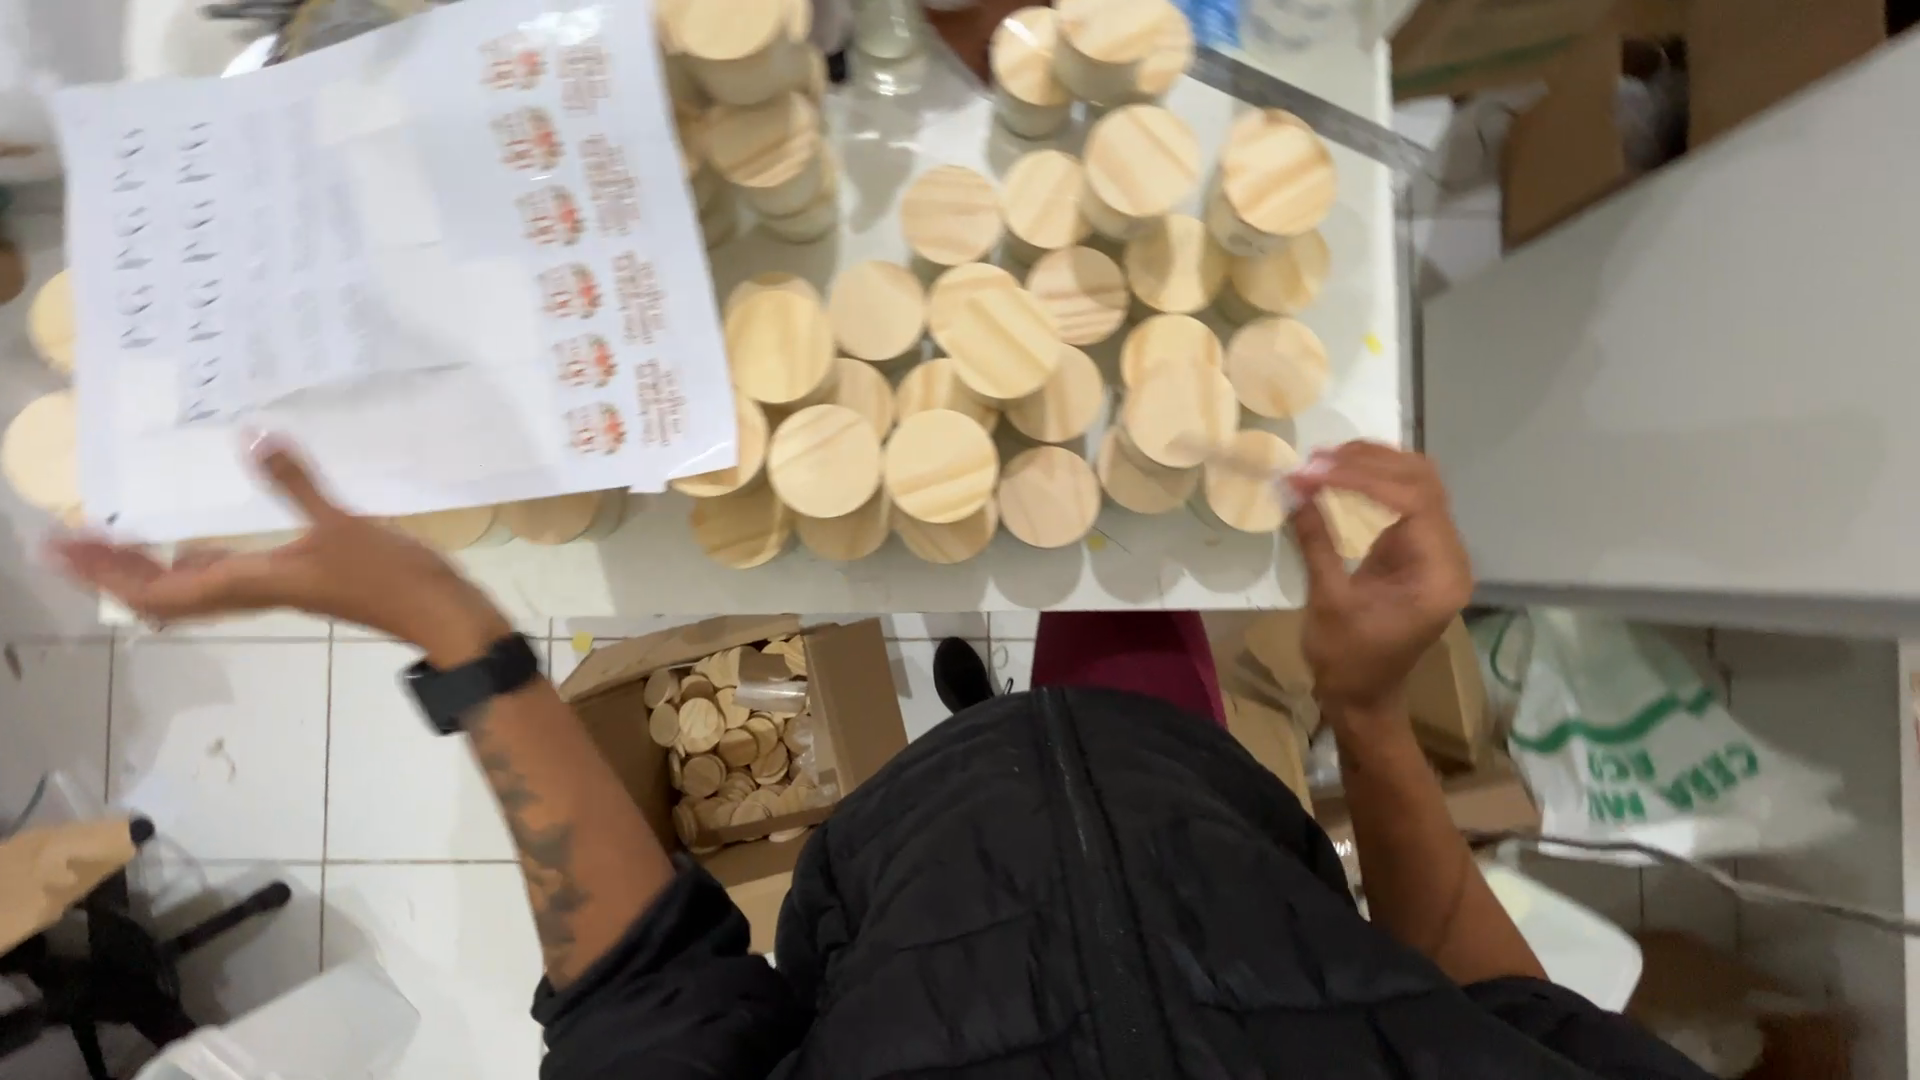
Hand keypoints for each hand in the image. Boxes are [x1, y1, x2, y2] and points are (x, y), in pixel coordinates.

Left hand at [47, 437, 511, 665]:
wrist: (441, 615)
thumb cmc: (388, 578)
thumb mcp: (344, 525)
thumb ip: (297, 484)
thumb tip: (254, 436)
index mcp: (253, 582)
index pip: (155, 588)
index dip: (102, 570)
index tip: (59, 542)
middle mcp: (257, 592)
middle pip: (166, 595)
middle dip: (118, 571)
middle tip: (82, 539)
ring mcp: (285, 592)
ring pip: (197, 591)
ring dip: (155, 572)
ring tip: (131, 541)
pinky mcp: (310, 586)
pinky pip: (232, 582)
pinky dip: (204, 567)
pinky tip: (212, 546)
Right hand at [1287, 442, 1471, 714]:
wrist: (1362, 696)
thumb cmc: (1347, 659)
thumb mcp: (1327, 601)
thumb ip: (1317, 541)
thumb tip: (1294, 490)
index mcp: (1438, 573)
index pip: (1413, 502)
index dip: (1363, 478)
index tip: (1313, 472)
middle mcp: (1448, 555)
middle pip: (1423, 483)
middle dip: (1369, 463)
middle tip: (1315, 459)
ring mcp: (1435, 551)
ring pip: (1417, 485)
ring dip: (1372, 465)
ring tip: (1323, 460)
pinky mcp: (1415, 551)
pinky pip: (1404, 501)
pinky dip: (1372, 482)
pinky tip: (1339, 475)